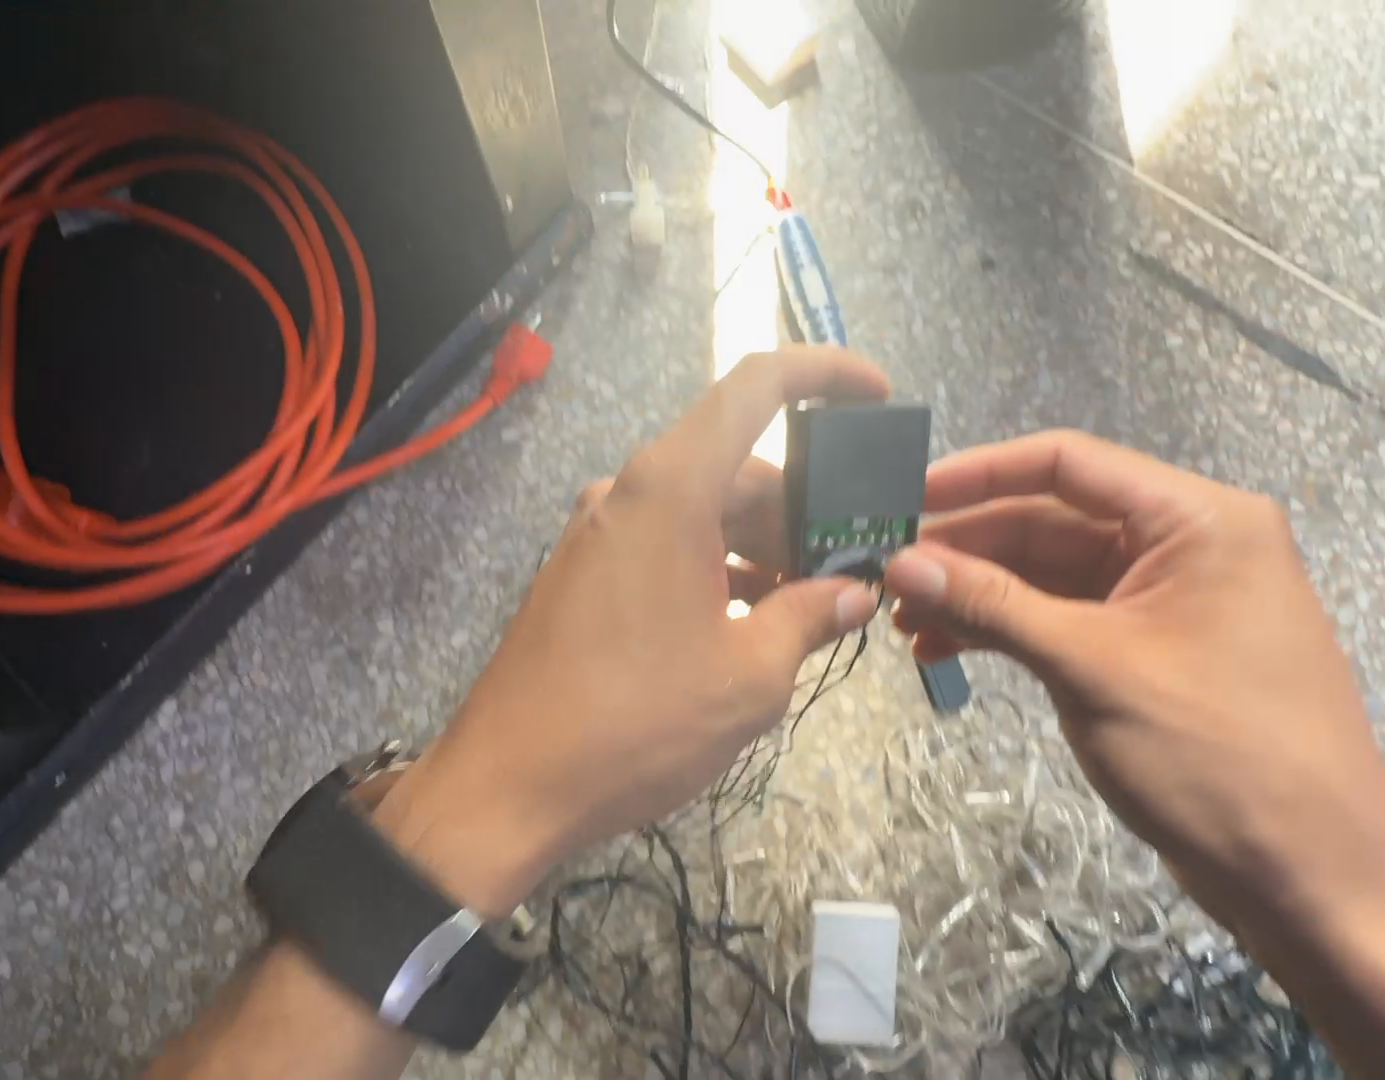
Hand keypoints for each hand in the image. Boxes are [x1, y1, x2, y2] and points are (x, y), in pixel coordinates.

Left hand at [372, 347, 887, 915]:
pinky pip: (665, 545)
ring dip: (760, 544)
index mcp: (670, 486)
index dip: (826, 372)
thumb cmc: (637, 722)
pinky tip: (746, 620)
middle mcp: (628, 491)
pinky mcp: (583, 572)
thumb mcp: (749, 675)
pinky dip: (715, 566)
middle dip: (801, 508)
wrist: (507, 784)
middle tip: (850, 566)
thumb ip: (810, 617)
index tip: (877, 394)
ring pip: (701, 510)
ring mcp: (598, 531)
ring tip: (807, 605)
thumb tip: (854, 593)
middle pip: (736, 466)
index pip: (755, 386)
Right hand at [883, 430, 1384, 930]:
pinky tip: (942, 650)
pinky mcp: (1140, 649)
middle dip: (964, 550)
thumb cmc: (1216, 755)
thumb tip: (899, 563)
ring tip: (901, 622)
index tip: (905, 498)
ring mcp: (1158, 600)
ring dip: (971, 594)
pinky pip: (1055, 618)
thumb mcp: (1089, 666)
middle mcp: (1178, 545)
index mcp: (1193, 521)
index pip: (1066, 464)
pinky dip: (999, 630)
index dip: (977, 474)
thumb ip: (990, 604)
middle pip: (1045, 522)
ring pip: (1041, 575)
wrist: (1313, 884)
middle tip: (889, 575)